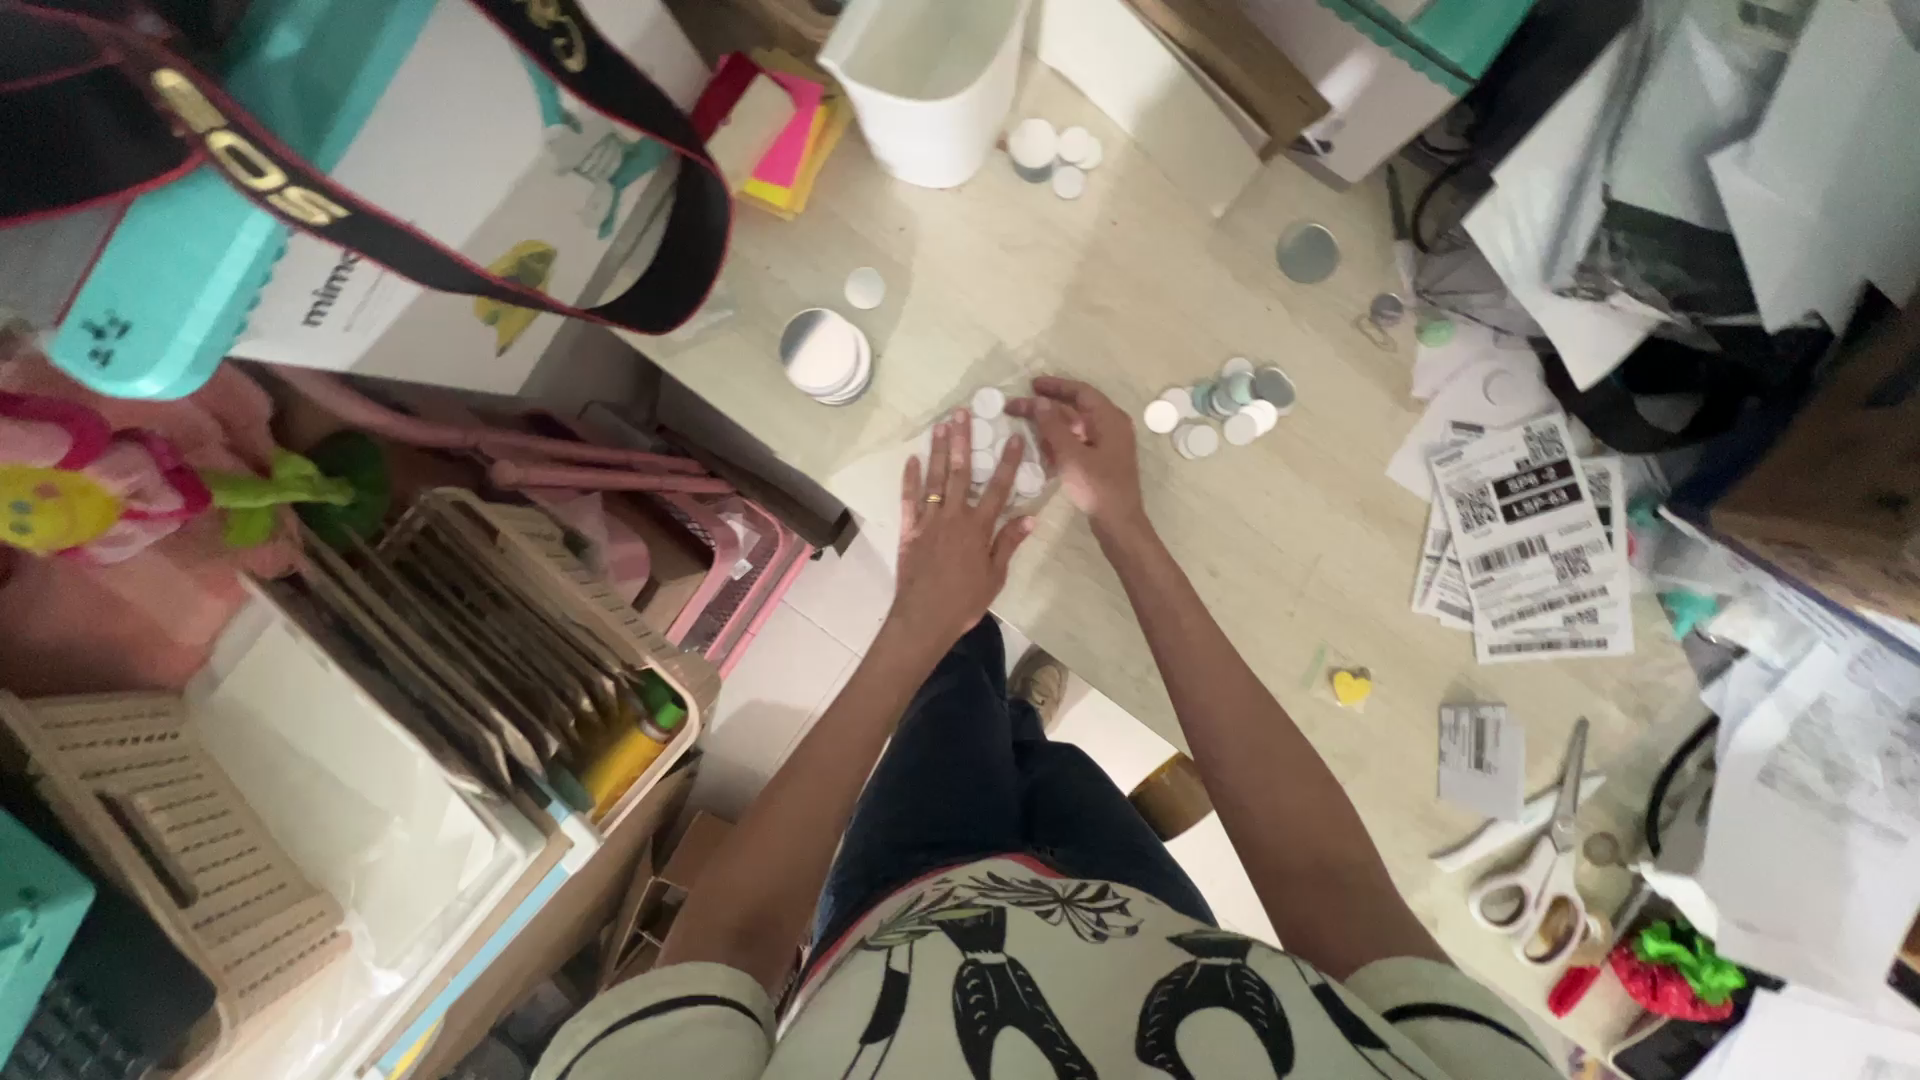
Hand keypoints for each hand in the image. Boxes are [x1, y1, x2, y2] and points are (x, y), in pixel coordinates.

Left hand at [887, 409, 1035, 649]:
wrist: (924, 618)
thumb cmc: (965, 602)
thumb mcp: (995, 576)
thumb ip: (1009, 543)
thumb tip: (1030, 517)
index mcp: (978, 528)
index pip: (998, 488)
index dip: (1007, 462)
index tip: (1012, 437)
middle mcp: (954, 517)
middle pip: (961, 472)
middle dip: (963, 440)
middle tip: (963, 413)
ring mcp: (929, 522)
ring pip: (934, 479)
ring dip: (938, 450)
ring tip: (940, 425)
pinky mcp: (908, 530)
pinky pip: (909, 500)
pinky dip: (910, 479)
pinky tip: (912, 459)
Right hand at [1007, 377, 1146, 531]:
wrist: (1118, 522)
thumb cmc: (1097, 486)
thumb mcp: (1070, 454)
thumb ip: (1053, 425)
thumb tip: (1038, 401)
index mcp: (1109, 418)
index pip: (1080, 392)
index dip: (1055, 386)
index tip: (1030, 385)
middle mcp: (1111, 426)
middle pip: (1076, 408)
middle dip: (1046, 407)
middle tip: (1018, 406)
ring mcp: (1108, 444)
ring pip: (1075, 426)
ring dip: (1051, 425)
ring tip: (1025, 426)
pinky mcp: (1102, 460)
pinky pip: (1078, 442)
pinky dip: (1059, 442)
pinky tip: (1041, 448)